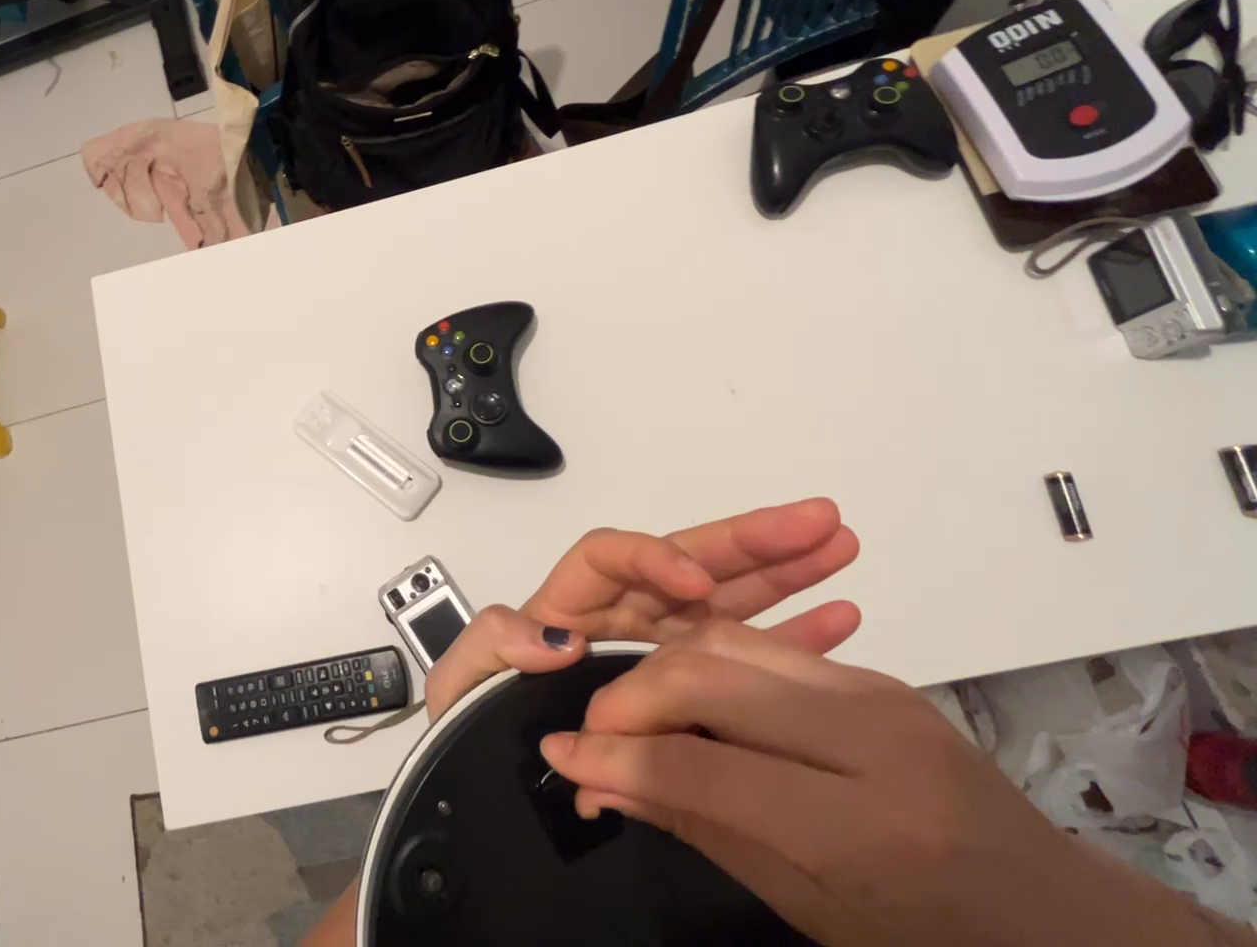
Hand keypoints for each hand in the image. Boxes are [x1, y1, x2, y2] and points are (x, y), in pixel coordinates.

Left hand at [424, 497, 861, 719]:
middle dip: (745, 541)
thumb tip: (551, 636)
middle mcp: (622, 621)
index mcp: (569, 607)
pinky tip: (840, 619)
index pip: (608, 557)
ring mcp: (660, 653)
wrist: (490, 785)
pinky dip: (791, 638)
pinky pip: (746, 656)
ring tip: (840, 544)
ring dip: (781, 572)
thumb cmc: (468, 724)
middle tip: (814, 519)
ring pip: (725, 601)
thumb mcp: (463, 682)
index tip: (695, 581)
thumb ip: (492, 644)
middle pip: (684, 565)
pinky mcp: (690, 694)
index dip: (651, 558)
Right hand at [539, 621, 1250, 946]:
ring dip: (658, 670)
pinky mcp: (873, 676)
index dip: (615, 757)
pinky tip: (685, 698)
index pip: (701, 770)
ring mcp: (877, 694)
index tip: (560, 755)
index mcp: (867, 830)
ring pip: (723, 642)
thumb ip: (697, 826)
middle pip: (704, 679)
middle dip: (626, 699)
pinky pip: (759, 647)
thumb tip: (596, 781)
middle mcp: (874, 740)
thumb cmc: (930, 939)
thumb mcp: (807, 908)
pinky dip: (703, 663)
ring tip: (631, 713)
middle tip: (592, 734)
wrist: (1062, 920)